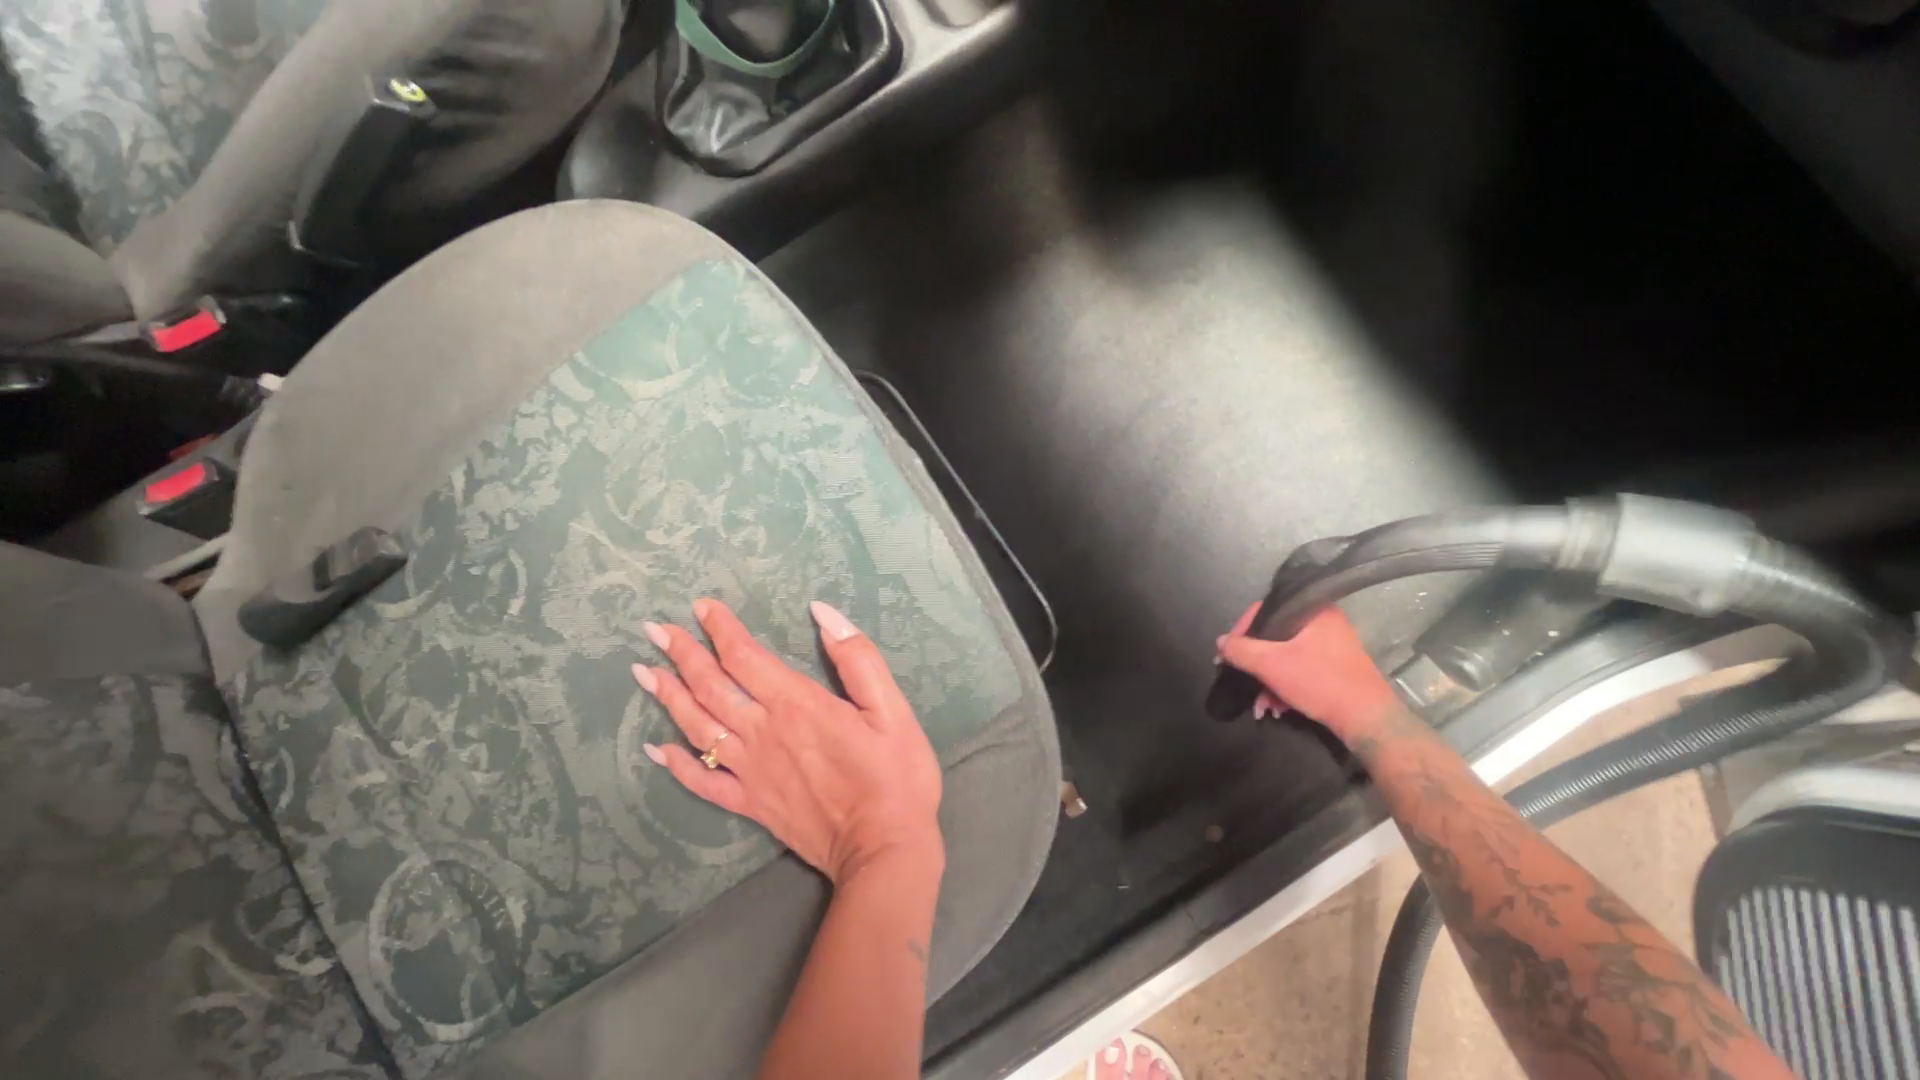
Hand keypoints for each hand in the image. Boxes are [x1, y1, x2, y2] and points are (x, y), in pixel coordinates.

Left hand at [634, 598, 943, 886]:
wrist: (882, 849)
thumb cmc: (895, 776)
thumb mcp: (892, 709)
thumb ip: (857, 658)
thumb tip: (822, 612)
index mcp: (796, 704)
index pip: (745, 656)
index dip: (720, 628)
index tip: (701, 606)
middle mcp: (762, 733)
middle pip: (711, 686)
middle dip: (682, 654)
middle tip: (654, 630)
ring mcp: (751, 771)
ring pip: (698, 727)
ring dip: (669, 697)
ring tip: (643, 672)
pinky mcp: (750, 804)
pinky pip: (703, 783)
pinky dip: (675, 765)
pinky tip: (654, 750)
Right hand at [1216, 604, 1400, 739]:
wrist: (1367, 719)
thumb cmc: (1319, 682)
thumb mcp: (1271, 664)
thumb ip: (1241, 650)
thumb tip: (1220, 642)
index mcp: (1313, 611)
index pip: (1265, 611)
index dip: (1241, 631)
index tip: (1228, 654)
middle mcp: (1325, 623)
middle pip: (1275, 637)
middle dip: (1256, 665)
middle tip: (1241, 681)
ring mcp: (1333, 646)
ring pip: (1287, 657)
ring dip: (1269, 682)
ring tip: (1261, 706)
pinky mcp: (1337, 668)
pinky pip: (1302, 670)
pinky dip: (1286, 687)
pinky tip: (1277, 709)